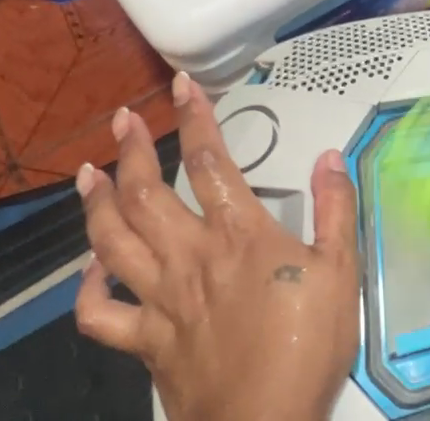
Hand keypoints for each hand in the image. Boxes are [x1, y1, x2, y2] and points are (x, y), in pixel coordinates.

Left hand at [74, 72, 359, 420]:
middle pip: (146, 194)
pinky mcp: (145, 341)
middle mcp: (190, 257)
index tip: (181, 86)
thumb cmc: (309, 342)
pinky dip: (88, 287)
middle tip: (123, 120)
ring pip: (112, 243)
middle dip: (131, 151)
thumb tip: (328, 156)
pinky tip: (90, 269)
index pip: (210, 163)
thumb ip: (335, 209)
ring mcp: (160, 300)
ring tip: (87, 174)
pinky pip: (101, 313)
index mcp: (240, 235)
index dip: (196, 120)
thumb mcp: (342, 269)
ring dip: (96, 204)